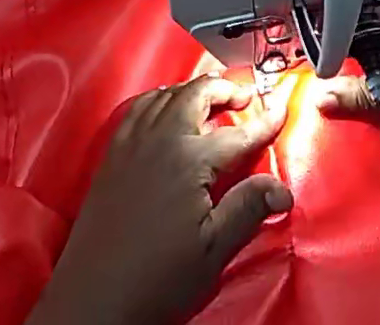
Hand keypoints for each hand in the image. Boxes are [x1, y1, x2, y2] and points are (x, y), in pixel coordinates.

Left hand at [27, 74, 291, 324]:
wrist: (97, 291)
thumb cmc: (160, 274)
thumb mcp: (213, 249)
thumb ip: (247, 209)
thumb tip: (281, 187)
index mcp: (189, 158)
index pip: (237, 134)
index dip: (263, 122)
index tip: (282, 108)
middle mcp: (161, 136)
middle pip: (197, 95)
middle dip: (225, 89)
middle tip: (245, 95)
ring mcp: (134, 137)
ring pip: (168, 94)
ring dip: (194, 89)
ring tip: (213, 95)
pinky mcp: (115, 146)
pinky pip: (141, 104)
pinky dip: (162, 96)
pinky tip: (168, 104)